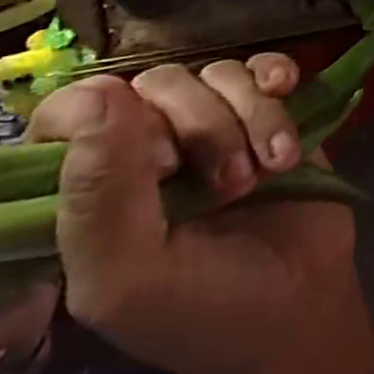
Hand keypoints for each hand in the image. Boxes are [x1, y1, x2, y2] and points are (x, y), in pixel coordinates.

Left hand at [30, 55, 373, 373]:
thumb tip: (100, 94)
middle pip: (160, 85)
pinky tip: (287, 92)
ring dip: (253, 116)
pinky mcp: (270, 112)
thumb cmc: (200, 308)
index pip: (72, 113)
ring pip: (219, 74)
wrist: (300, 303)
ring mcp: (215, 124)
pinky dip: (276, 74)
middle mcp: (149, 145)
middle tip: (231, 185)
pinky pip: (264, 65)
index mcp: (91, 186)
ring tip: (275, 167)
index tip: (162, 161)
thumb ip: (100, 194)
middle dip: (205, 128)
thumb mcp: (129, 275)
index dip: (114, 120)